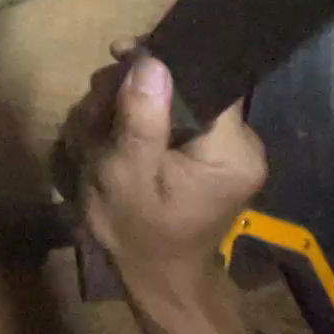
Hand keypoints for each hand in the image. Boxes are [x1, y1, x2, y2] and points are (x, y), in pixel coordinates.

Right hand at [65, 50, 265, 332]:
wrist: (154, 277)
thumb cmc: (138, 229)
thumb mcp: (126, 174)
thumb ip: (140, 119)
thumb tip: (150, 61)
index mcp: (230, 149)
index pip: (205, 77)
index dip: (160, 59)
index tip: (118, 56)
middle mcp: (238, 141)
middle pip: (181, 82)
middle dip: (131, 88)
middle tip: (96, 112)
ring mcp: (221, 145)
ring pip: (169, 94)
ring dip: (126, 102)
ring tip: (97, 129)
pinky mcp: (204, 150)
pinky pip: (169, 112)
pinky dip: (135, 116)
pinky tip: (112, 134)